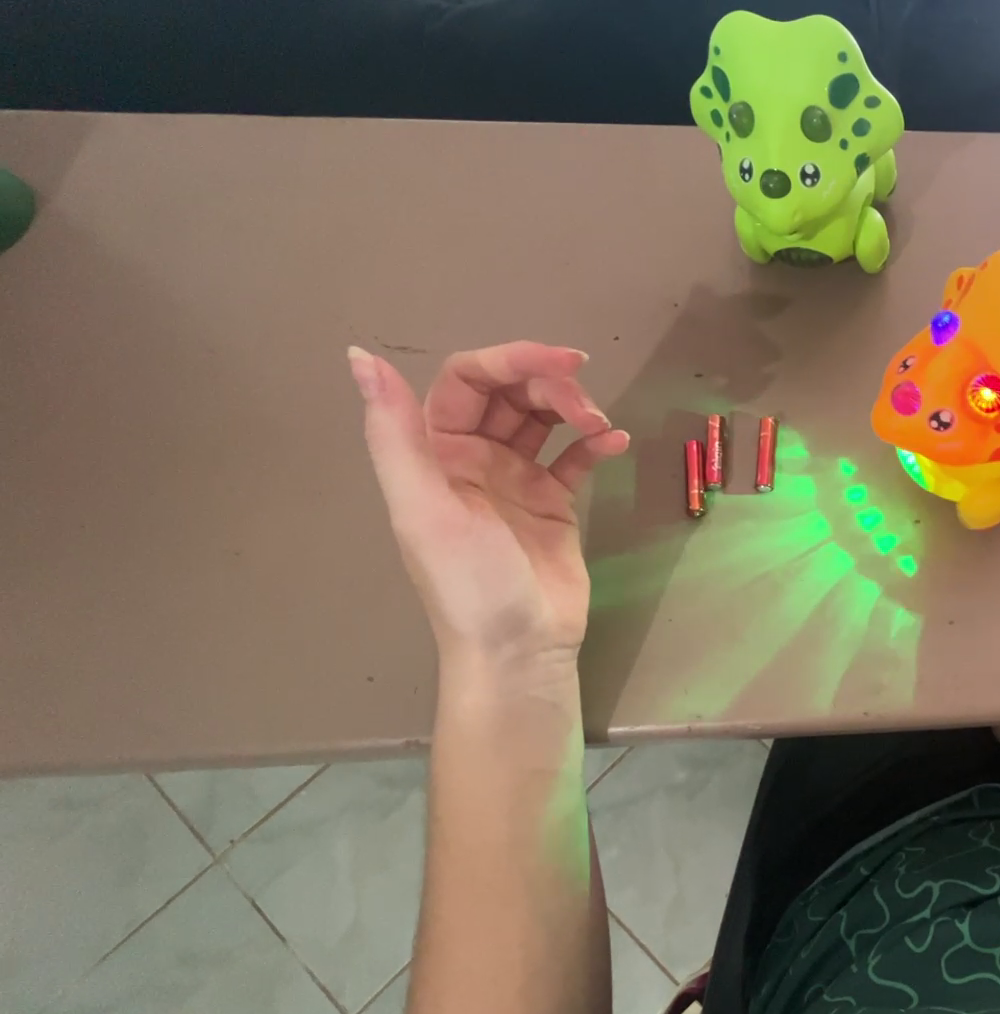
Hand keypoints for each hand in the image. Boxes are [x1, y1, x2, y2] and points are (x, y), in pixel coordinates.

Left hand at [348, 343, 628, 673]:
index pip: (469, 381)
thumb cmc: (470, 582)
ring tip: (604, 427)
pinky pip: (576, 457)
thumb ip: (394, 434)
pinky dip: (597, 444)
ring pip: (546, 420)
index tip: (565, 364)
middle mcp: (474, 458)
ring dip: (578, 411)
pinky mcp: (555, 501)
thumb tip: (357, 354)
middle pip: (512, 394)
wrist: (520, 646)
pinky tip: (616, 444)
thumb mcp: (423, 508)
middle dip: (553, 387)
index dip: (513, 360)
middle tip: (589, 408)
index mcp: (435, 452)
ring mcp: (517, 479)